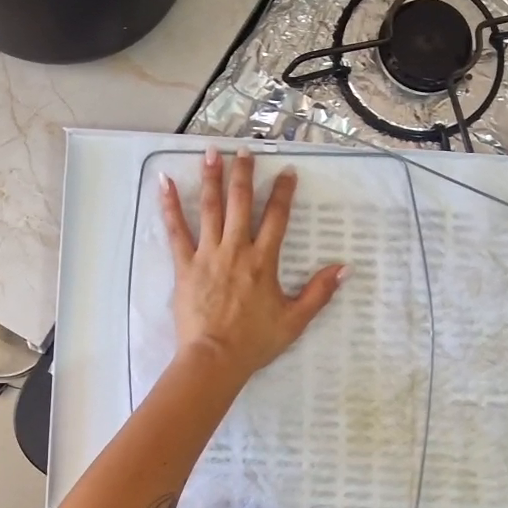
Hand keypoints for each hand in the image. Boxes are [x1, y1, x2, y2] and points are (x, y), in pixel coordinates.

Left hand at [160, 148, 347, 377]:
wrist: (214, 358)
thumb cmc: (254, 342)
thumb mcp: (295, 320)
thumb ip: (319, 292)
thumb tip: (344, 268)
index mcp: (264, 261)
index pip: (277, 218)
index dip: (283, 193)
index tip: (287, 172)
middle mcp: (236, 250)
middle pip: (241, 203)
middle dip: (243, 173)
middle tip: (244, 149)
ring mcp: (208, 255)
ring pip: (210, 209)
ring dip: (211, 178)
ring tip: (211, 152)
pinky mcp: (184, 266)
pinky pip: (176, 231)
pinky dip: (169, 205)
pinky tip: (163, 182)